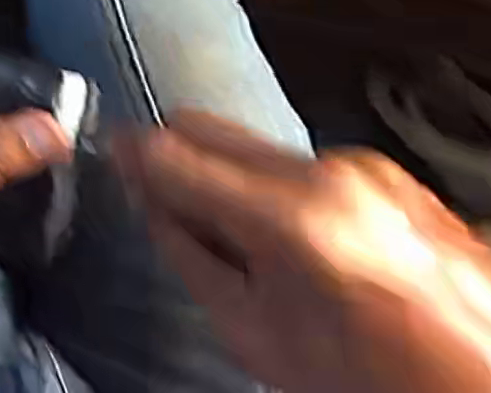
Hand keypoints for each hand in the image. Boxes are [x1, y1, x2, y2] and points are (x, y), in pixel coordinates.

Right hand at [114, 113, 490, 392]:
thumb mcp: (257, 337)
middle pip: (199, 124)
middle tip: (166, 203)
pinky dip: (263, 180)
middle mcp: (326, 170)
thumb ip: (185, 253)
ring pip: (240, 138)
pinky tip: (289, 233)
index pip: (168, 149)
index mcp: (292, 218)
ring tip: (237, 230)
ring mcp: (363, 164)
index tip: (104, 157)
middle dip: (170, 154)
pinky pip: (287, 156)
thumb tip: (143, 196)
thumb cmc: (378, 392)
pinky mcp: (386, 169)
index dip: (125, 151)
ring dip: (218, 169)